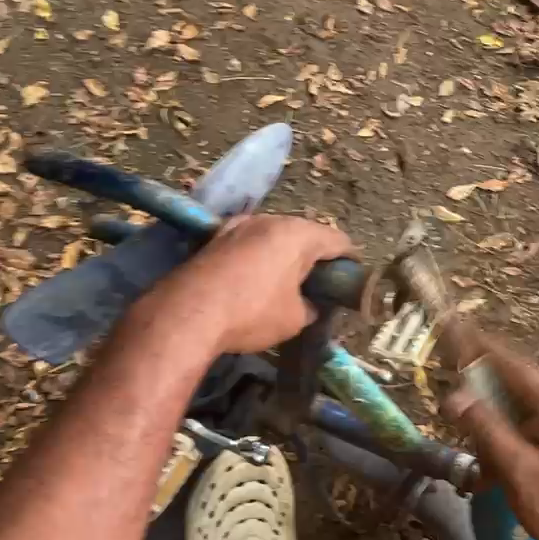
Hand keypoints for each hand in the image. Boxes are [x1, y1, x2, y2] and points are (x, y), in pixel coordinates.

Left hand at [137, 214, 354, 353]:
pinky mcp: (215, 237)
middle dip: (314, 256)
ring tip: (284, 281)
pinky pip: (247, 243)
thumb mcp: (295, 319)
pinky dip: (256, 257)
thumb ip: (310, 306)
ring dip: (282, 254)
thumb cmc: (252, 313)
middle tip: (319, 283)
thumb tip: (309, 304)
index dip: (349, 260)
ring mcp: (239, 225)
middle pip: (304, 234)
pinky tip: (251, 280)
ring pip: (273, 235)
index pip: (339, 240)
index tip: (351, 278)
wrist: (187, 314)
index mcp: (299, 235)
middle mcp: (271, 220)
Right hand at [441, 326, 538, 539]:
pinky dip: (511, 445)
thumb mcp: (519, 469)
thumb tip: (454, 397)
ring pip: (521, 413)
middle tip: (450, 411)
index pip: (507, 361)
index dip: (474, 347)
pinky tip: (495, 476)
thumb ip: (485, 428)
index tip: (448, 331)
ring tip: (476, 465)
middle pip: (513, 385)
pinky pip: (534, 431)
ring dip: (494, 431)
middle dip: (479, 398)